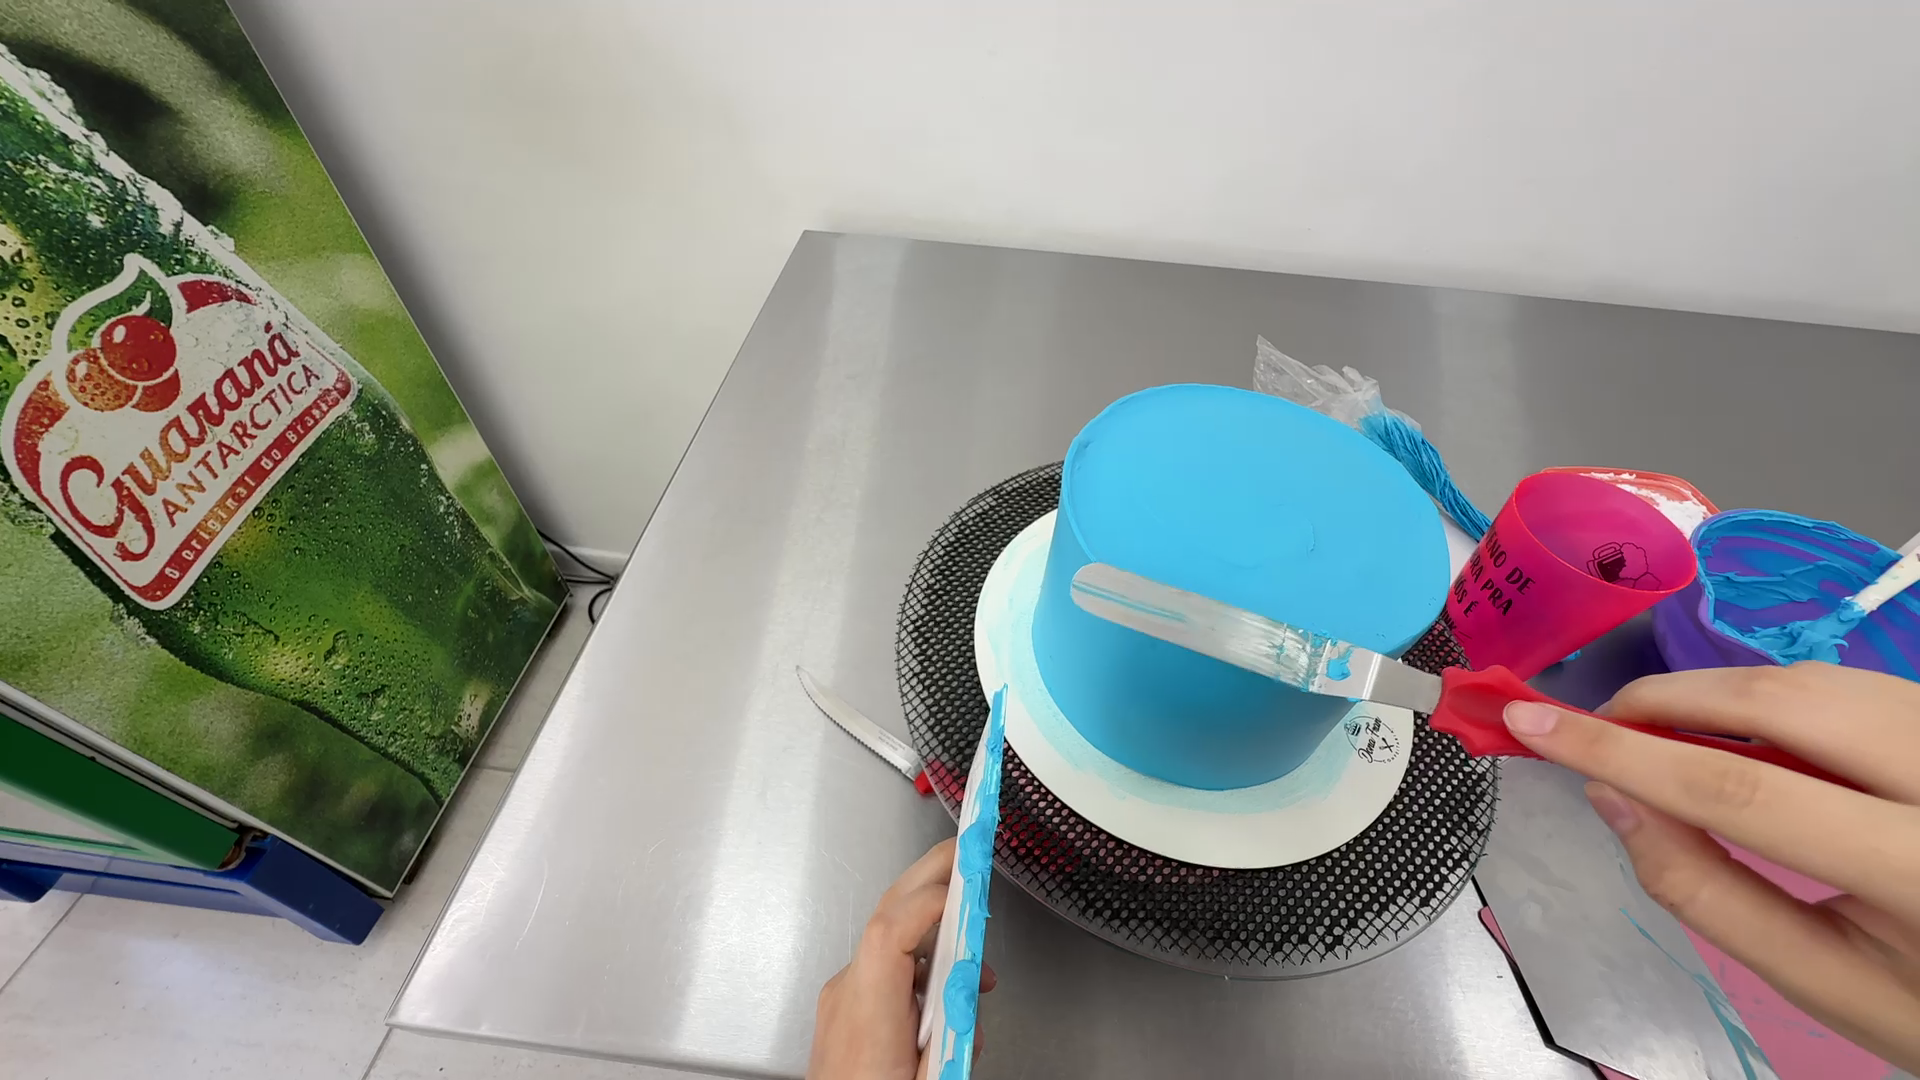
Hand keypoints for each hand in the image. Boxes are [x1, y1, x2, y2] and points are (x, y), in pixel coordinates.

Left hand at [809, 838, 996, 1079]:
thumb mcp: (935, 1079)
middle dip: (929, 874)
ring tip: (973, 939)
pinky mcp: (845, 1007)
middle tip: (965, 848)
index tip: (966, 886)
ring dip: (931, 920)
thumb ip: (958, 1028)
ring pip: (888, 933)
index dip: (930, 898)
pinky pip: (884, 961)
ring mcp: (841, 998)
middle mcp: (846, 997)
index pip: (889, 930)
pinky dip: (919, 953)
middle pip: (886, 912)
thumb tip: (976, 984)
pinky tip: (947, 983)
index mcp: (867, 1018)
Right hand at [1502, 662, 1919, 1071]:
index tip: (1526, 719)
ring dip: (1712, 694)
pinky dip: (1768, 698)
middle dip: (1662, 700)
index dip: (1615, 749)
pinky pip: (1847, 684)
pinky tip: (1747, 737)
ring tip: (1666, 732)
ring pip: (1814, 679)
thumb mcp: (1825, 981)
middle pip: (1780, 706)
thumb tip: (1609, 794)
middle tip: (1600, 724)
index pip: (1737, 790)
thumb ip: (1704, 889)